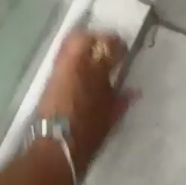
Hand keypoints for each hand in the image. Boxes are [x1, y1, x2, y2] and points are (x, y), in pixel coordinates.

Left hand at [36, 30, 130, 180]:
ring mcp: (60, 69)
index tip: (124, 50)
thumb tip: (135, 91)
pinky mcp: (50, 77)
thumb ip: (122, 99)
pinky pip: (62, 56)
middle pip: (84, 38)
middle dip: (98, 38)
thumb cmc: (88, 133)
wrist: (56, 146)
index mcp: (95, 70)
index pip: (110, 46)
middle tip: (108, 48)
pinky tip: (82, 68)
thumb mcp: (110, 116)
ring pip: (70, 43)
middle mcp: (75, 64)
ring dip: (84, 45)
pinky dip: (73, 56)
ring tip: (94, 56)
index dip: (118, 44)